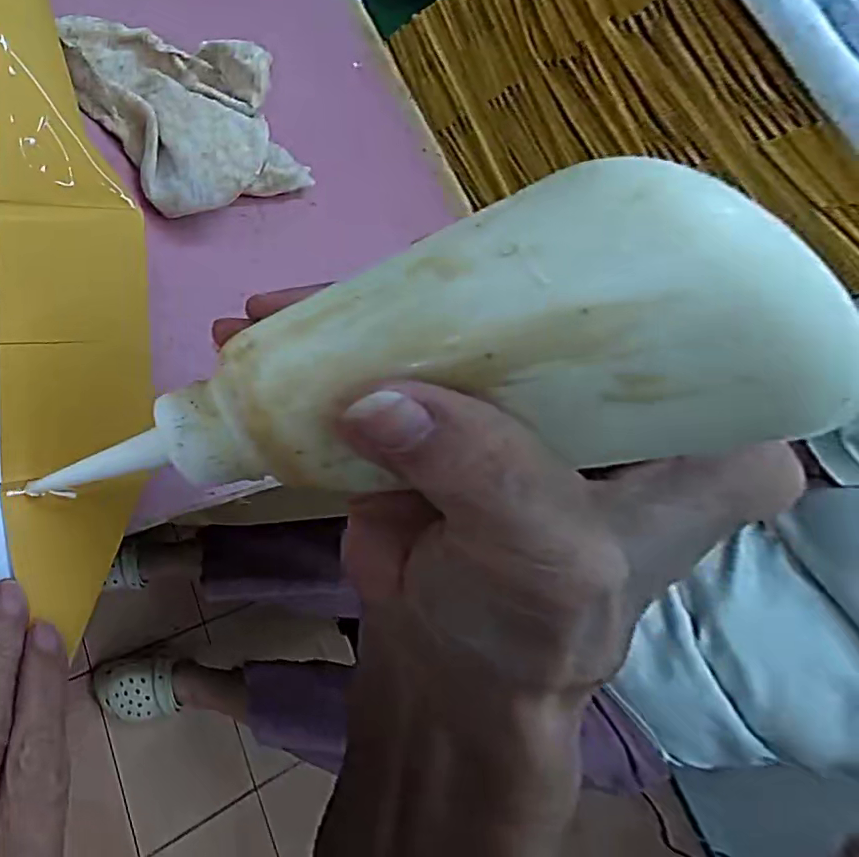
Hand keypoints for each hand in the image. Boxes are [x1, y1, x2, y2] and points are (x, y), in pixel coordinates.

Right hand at [214, 286, 803, 692]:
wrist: (446, 671)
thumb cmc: (525, 627)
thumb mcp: (539, 557)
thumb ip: (478, 473)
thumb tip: (371, 400)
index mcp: (687, 428)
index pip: (610, 319)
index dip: (519, 282)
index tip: (421, 269)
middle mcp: (592, 408)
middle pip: (487, 322)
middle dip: (388, 302)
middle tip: (297, 301)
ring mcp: (499, 418)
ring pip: (416, 346)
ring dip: (333, 329)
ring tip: (254, 320)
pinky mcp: (429, 432)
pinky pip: (372, 381)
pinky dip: (313, 366)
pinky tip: (256, 350)